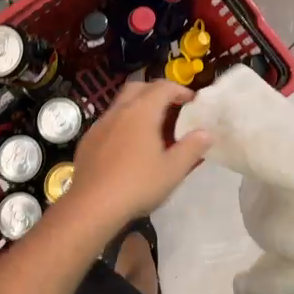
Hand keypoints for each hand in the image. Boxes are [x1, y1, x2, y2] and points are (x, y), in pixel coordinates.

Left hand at [63, 81, 212, 232]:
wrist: (92, 205)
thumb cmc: (137, 184)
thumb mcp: (173, 170)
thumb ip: (191, 148)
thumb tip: (206, 133)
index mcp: (141, 112)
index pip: (163, 87)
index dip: (180, 90)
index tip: (192, 101)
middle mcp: (118, 111)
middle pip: (138, 88)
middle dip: (156, 92)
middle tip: (171, 108)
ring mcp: (99, 125)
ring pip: (121, 104)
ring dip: (138, 108)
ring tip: (152, 130)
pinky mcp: (88, 141)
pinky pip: (109, 123)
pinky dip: (123, 124)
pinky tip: (128, 148)